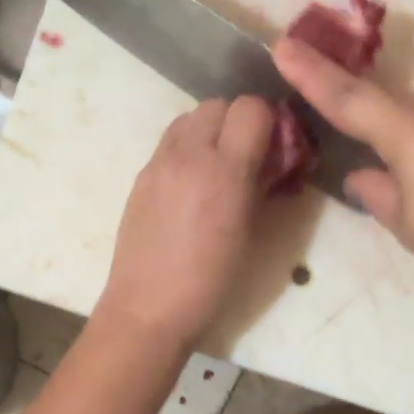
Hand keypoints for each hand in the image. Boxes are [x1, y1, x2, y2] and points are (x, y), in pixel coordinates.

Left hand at [96, 96, 273, 347]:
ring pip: (188, 118)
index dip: (267, 123)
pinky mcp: (139, 178)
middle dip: (237, 122)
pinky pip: (167, 144)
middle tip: (245, 157)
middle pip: (218, 104)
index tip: (272, 149)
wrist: (147, 309)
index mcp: (224, 171)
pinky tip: (189, 185)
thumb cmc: (208, 285)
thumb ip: (263, 189)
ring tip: (215, 167)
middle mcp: (188, 156)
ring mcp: (158, 164)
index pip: (251, 108)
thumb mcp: (250, 237)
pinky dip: (185, 149)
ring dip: (208, 131)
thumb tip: (274, 165)